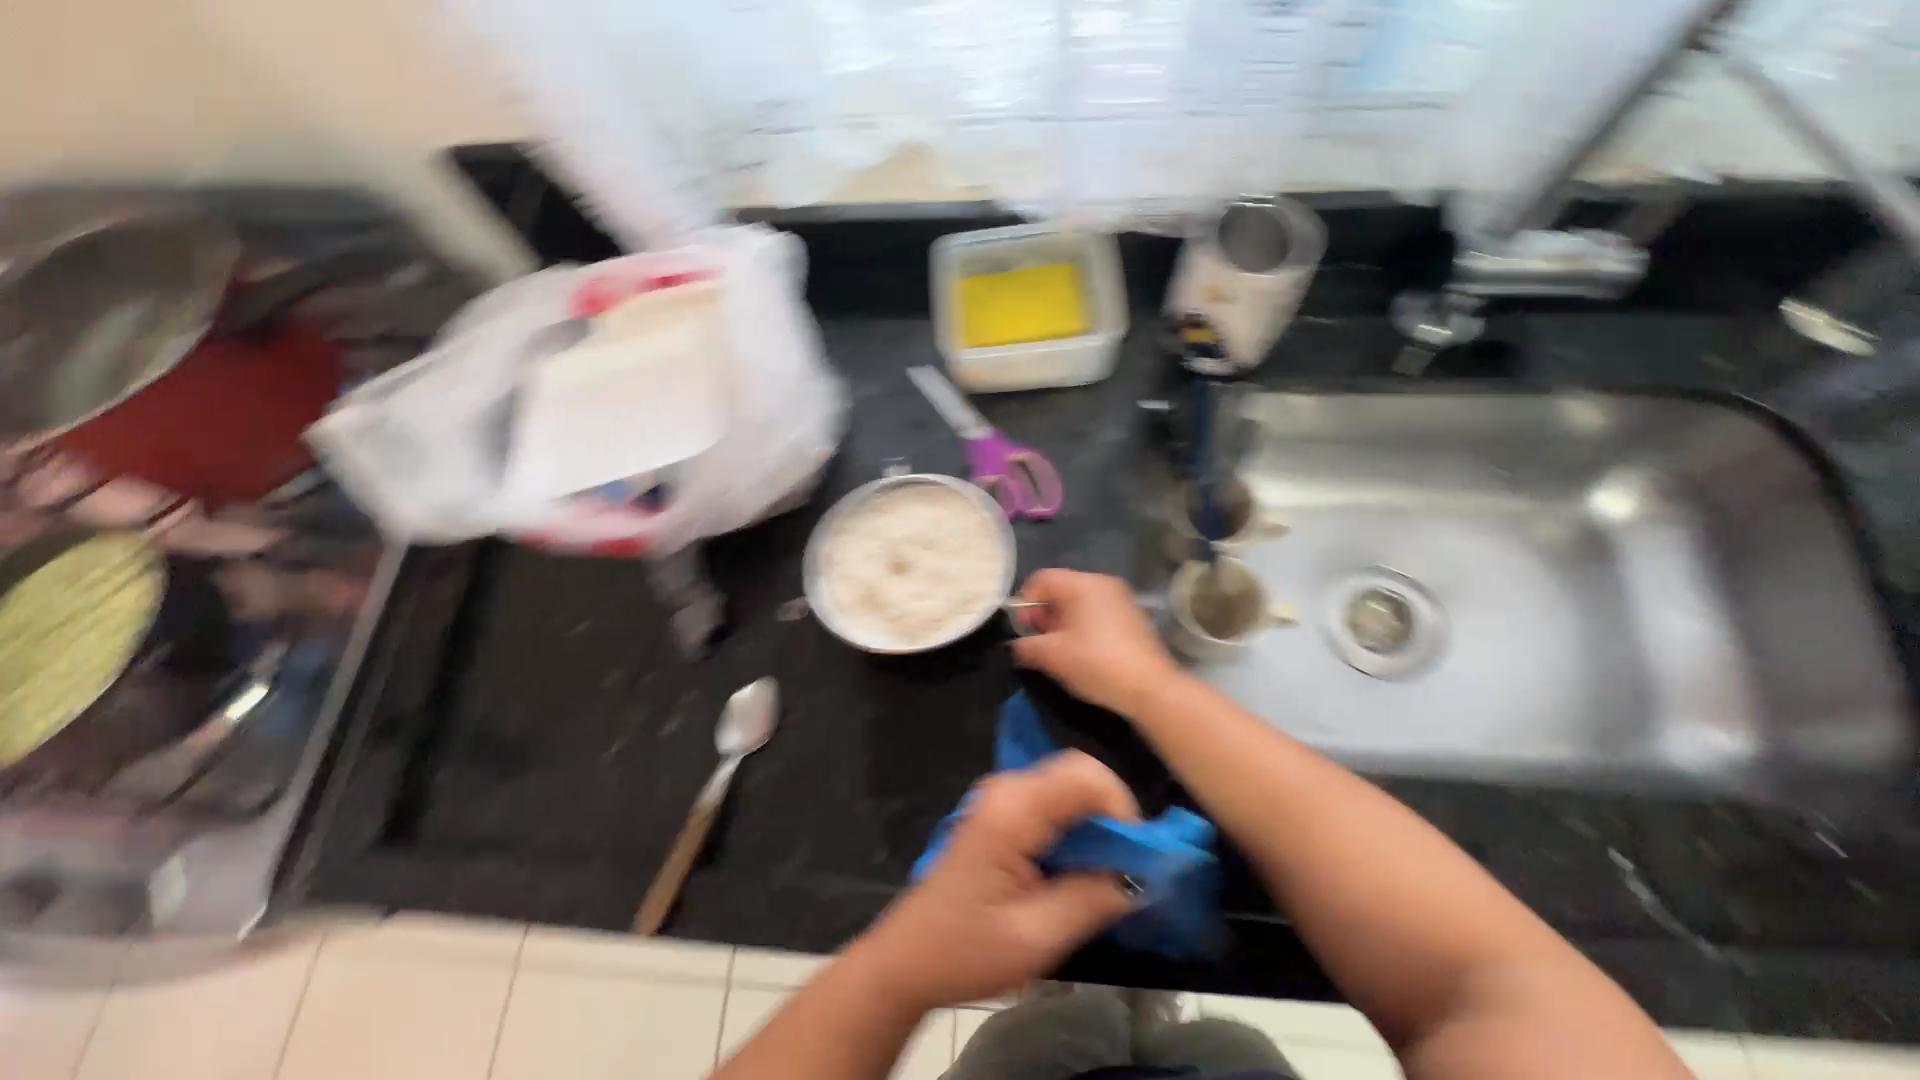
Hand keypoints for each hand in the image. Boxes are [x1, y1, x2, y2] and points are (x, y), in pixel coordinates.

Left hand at [845, 751, 1138, 1011]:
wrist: (904, 961)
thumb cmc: (963, 952)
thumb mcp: (1035, 938)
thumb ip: (1092, 900)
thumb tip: (1142, 878)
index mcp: (1012, 811)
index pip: (1086, 776)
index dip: (1122, 810)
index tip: (1136, 860)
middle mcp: (1006, 791)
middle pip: (1080, 775)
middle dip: (1113, 818)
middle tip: (1127, 871)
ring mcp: (1001, 800)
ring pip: (1069, 789)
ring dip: (1097, 827)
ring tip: (1106, 878)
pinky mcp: (1001, 816)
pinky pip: (1053, 806)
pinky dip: (1076, 832)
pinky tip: (1078, 874)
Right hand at [1011, 569, 1181, 715]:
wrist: (1149, 688)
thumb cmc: (1096, 664)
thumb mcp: (1052, 657)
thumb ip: (1026, 646)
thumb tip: (1017, 645)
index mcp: (1082, 584)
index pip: (1041, 579)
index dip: (1025, 603)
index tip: (1025, 631)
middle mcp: (1103, 583)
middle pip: (1061, 589)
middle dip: (1045, 615)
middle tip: (1041, 644)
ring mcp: (1122, 599)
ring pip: (1080, 603)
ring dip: (1063, 624)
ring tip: (1062, 652)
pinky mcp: (1133, 617)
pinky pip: (1098, 613)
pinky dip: (1085, 628)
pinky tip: (1085, 654)